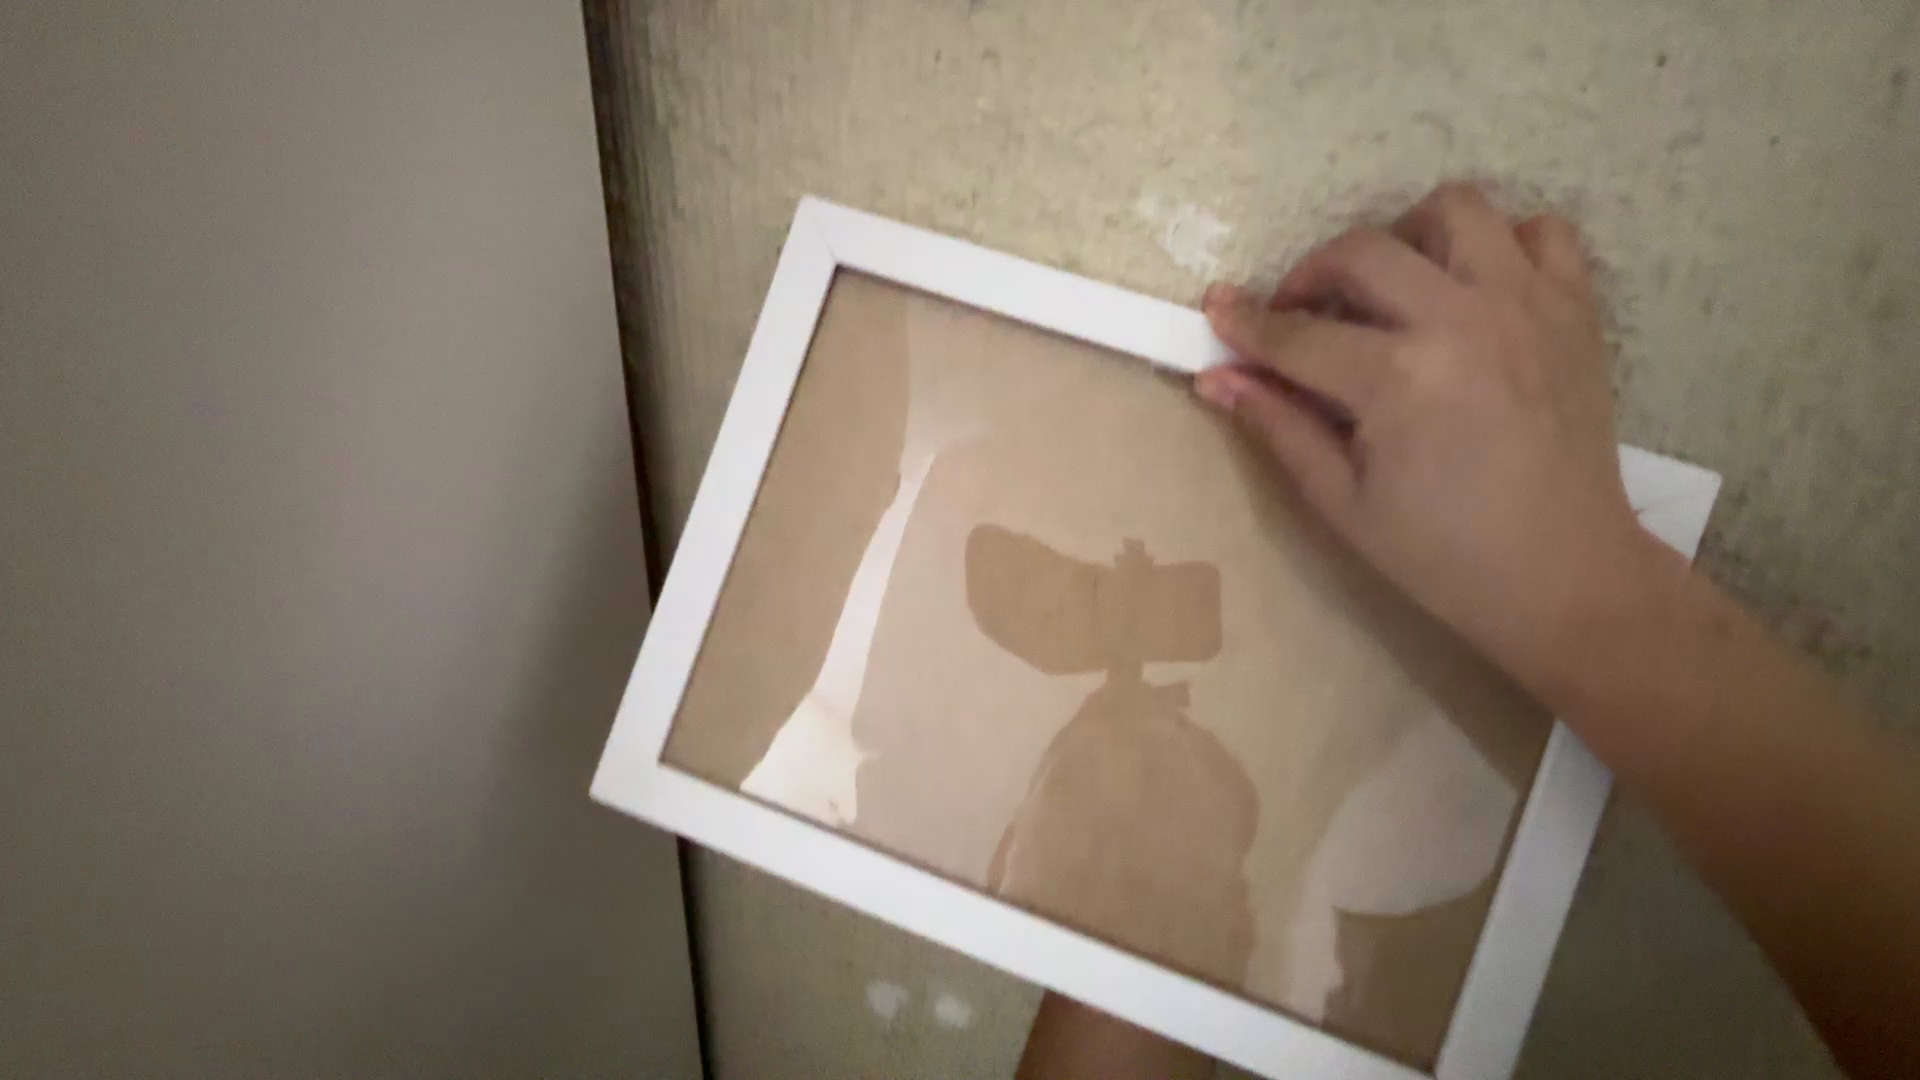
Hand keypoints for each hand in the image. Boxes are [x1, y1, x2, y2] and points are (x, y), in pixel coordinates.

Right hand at [1194, 182, 1676, 693]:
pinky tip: (1464, 292)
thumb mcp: (1338, 500)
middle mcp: (1464, 320)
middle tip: (1295, 315)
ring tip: (1384, 290)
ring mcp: (1528, 304)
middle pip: (1362, 250)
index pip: (1297, 334)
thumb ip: (1277, 426)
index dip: (1245, 322)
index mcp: (1399, 378)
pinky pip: (1538, 230)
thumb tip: (1215, 378)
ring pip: (1454, 209)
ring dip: (1400, 239)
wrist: (1562, 574)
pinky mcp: (1575, 308)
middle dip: (1308, 273)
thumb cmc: (1438, 551)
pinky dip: (1492, 244)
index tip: (1213, 307)